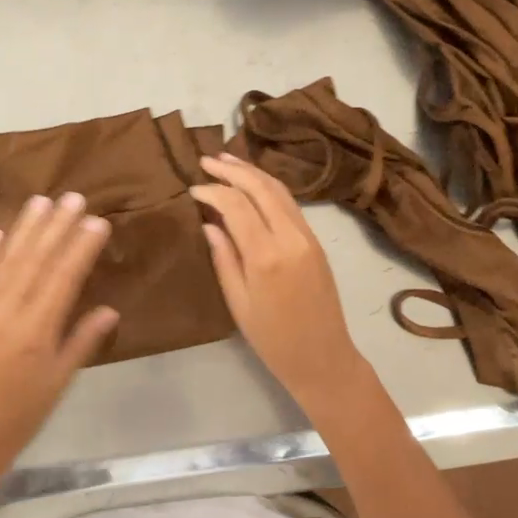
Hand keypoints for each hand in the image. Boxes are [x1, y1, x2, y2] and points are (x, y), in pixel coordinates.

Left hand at [0, 193, 118, 477]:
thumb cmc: (19, 417)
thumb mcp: (59, 383)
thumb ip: (82, 341)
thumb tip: (110, 309)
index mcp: (36, 331)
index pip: (63, 277)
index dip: (81, 247)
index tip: (97, 221)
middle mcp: (7, 313)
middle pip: (36, 260)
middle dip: (57, 226)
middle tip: (74, 197)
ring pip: (7, 260)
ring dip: (25, 229)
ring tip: (41, 201)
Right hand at [191, 155, 368, 404]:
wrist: (324, 358)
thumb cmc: (273, 340)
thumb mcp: (238, 303)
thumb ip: (224, 258)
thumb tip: (209, 223)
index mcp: (266, 256)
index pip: (236, 205)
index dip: (213, 191)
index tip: (193, 188)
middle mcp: (290, 237)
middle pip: (260, 188)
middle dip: (232, 170)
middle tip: (206, 159)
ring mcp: (307, 236)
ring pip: (279, 190)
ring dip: (252, 172)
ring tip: (227, 161)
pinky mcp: (316, 240)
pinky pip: (291, 203)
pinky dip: (269, 187)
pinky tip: (253, 183)